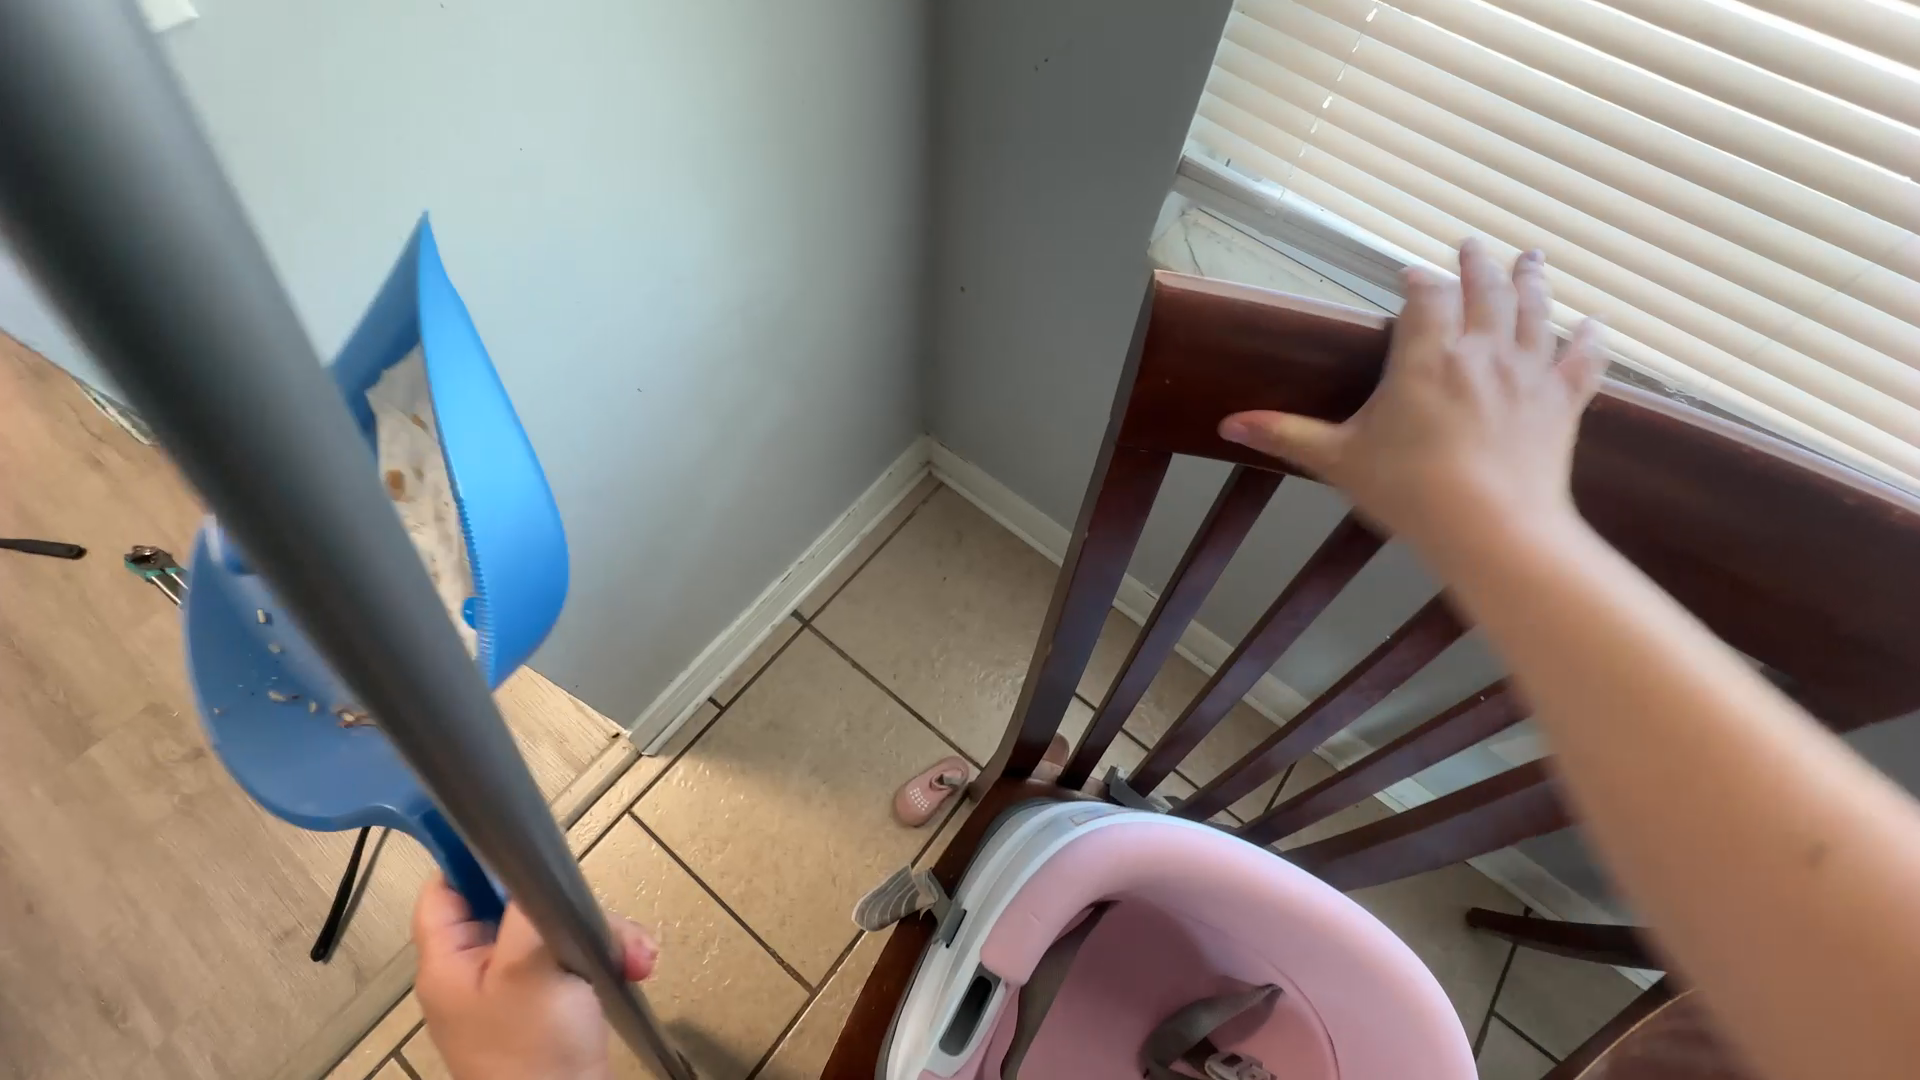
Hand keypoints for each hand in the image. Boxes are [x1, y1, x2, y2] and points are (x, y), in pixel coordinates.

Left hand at [412, 876, 657, 1079]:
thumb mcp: (531, 965)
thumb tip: (527, 861)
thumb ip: (529, 906)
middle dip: (574, 905)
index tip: (526, 843)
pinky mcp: (553, 998)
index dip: (476, 859)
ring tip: (636, 956)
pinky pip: (582, 952)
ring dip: (606, 932)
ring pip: (561, 925)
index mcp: (450, 962)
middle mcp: (479, 968)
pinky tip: (637, 966)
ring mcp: (518, 985)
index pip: (446, 890)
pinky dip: (612, 955)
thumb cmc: (536, 1046)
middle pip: (521, 902)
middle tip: (604, 919)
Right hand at [1218, 239, 1606, 552]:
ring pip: (1536, 311)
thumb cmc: (1407, 489)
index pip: (1426, 297)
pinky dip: (1588, 339)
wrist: (1492, 528)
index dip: (1417, 280)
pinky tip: (1592, 324)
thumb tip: (1228, 425)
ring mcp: (1528, 374)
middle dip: (1477, 265)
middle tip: (1474, 243)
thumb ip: (1284, 435)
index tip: (1409, 273)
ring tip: (1530, 257)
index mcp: (1425, 358)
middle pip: (1485, 291)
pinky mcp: (1562, 403)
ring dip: (1531, 280)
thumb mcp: (1336, 460)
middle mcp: (1481, 352)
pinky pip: (1581, 361)